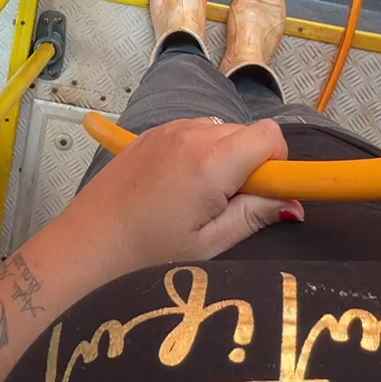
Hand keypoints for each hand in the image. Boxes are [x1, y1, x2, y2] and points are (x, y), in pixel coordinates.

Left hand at [44, 117, 302, 281]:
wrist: (86, 245)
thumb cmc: (148, 253)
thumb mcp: (209, 244)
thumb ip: (255, 215)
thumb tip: (294, 202)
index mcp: (211, 161)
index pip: (270, 135)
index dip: (277, 164)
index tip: (263, 195)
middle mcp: (192, 133)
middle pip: (246, 133)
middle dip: (250, 164)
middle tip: (227, 205)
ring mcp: (169, 128)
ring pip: (221, 130)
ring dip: (224, 156)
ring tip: (198, 198)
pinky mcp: (151, 132)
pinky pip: (194, 130)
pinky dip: (200, 151)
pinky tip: (178, 185)